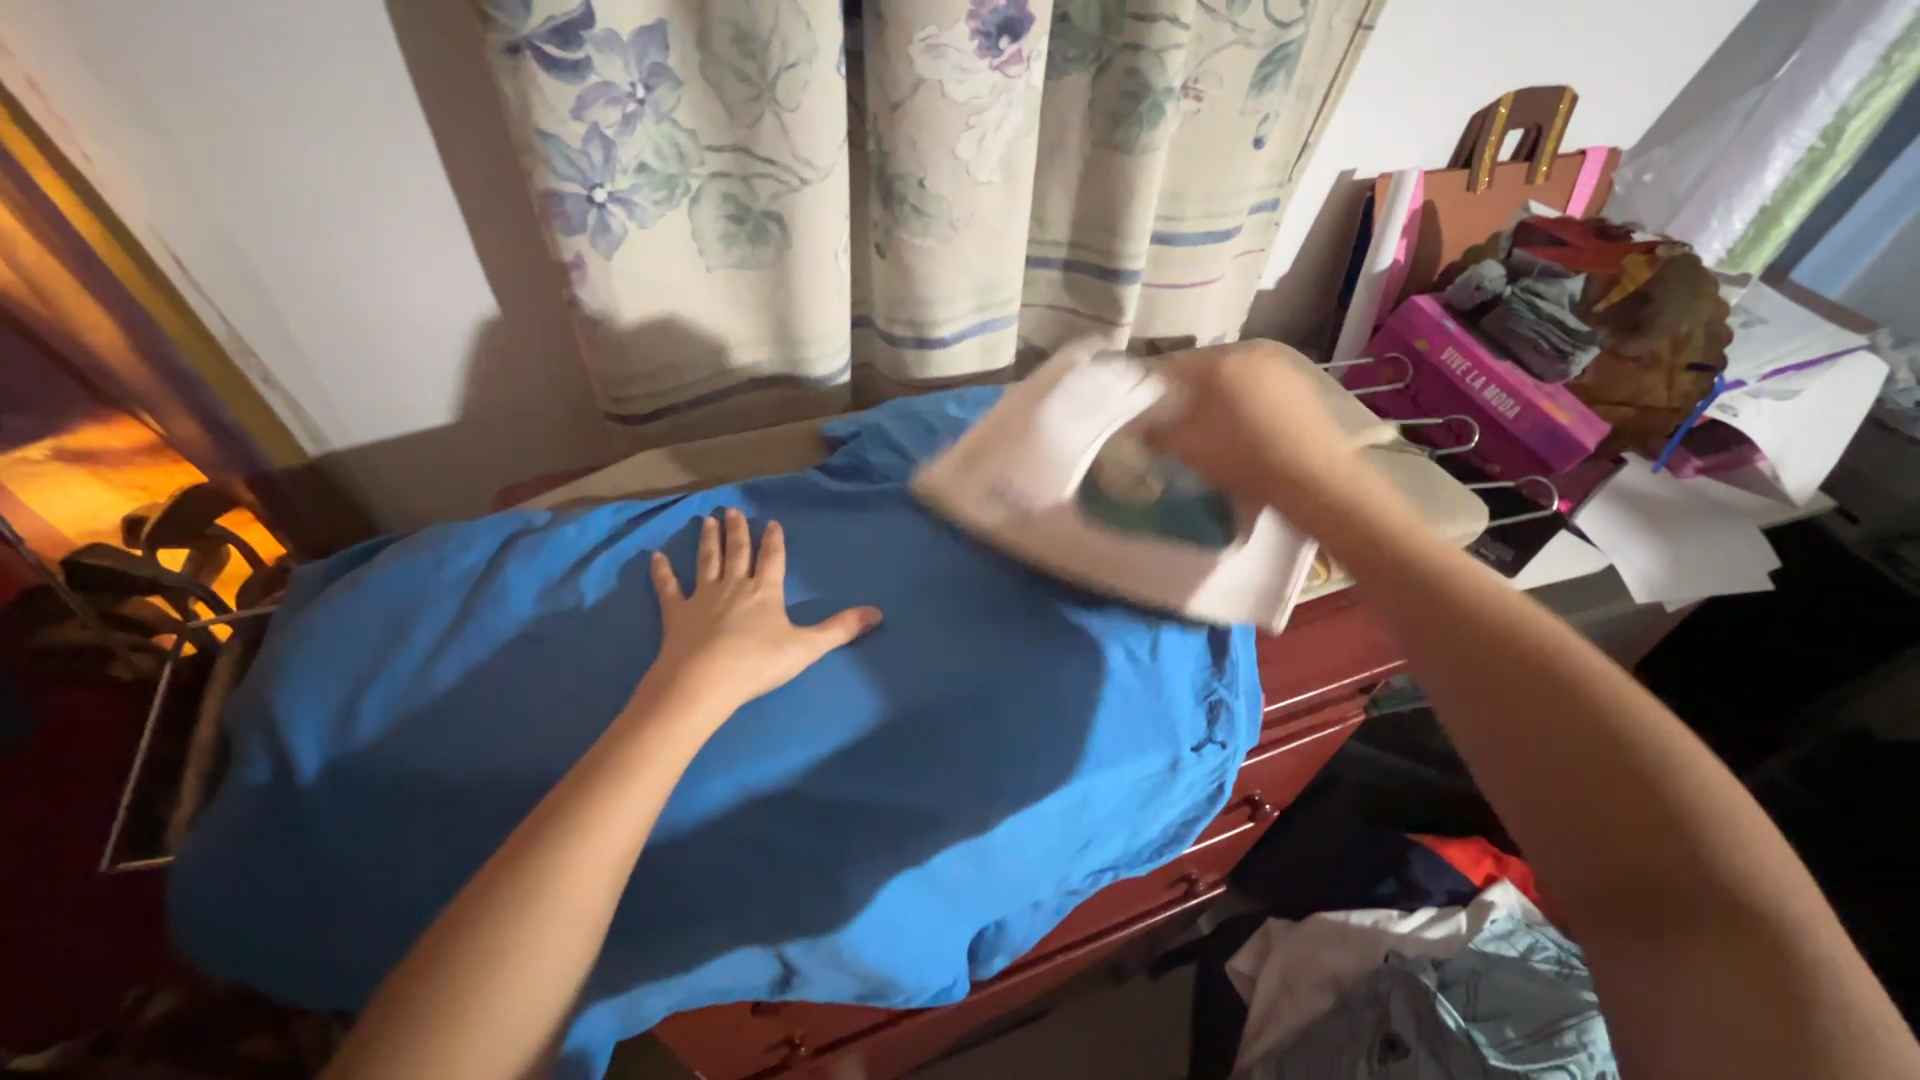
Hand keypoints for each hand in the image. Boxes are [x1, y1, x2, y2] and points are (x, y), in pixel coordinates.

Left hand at [637, 509, 882, 721]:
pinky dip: (662, 571)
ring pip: (706, 562)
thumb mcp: (807, 647)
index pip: (772, 559)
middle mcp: (734, 586)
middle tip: (732, 511)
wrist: (705, 680)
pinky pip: (668, 587)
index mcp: (765, 591)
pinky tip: (656, 556)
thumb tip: (878, 613)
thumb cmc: (759, 663)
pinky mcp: (676, 612)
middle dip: (737, 531)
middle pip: (737, 552)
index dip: (773, 541)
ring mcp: (702, 597)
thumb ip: (841, 629)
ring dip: (707, 540)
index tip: (770, 522)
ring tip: (707, 521)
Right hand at [1146, 340, 1382, 520]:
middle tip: (1173, 420)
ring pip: (1232, 376)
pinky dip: (1244, 400)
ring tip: (1209, 426)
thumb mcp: (1186, 449)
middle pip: (1201, 368)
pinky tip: (1244, 428)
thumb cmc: (1243, 458)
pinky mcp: (1301, 383)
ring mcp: (1280, 364)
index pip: (1167, 366)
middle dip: (1184, 391)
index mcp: (1217, 361)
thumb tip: (1140, 425)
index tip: (1141, 411)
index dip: (1148, 389)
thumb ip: (1154, 432)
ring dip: (1216, 395)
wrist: (1314, 479)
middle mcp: (1249, 351)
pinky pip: (1258, 385)